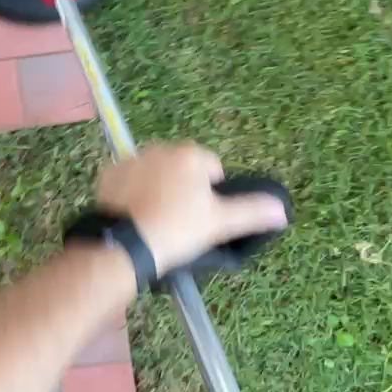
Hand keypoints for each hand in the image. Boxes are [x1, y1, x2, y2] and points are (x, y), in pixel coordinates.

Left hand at [95, 143, 287, 271]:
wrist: (127, 242)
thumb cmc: (178, 229)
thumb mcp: (220, 223)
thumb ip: (252, 212)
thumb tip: (282, 208)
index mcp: (190, 155)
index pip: (212, 168)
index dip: (212, 193)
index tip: (203, 215)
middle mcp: (159, 148)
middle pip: (182, 167)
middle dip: (185, 187)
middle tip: (182, 219)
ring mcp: (131, 159)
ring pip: (155, 172)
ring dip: (159, 187)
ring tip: (158, 218)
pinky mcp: (109, 174)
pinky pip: (129, 180)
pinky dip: (133, 192)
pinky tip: (136, 214)